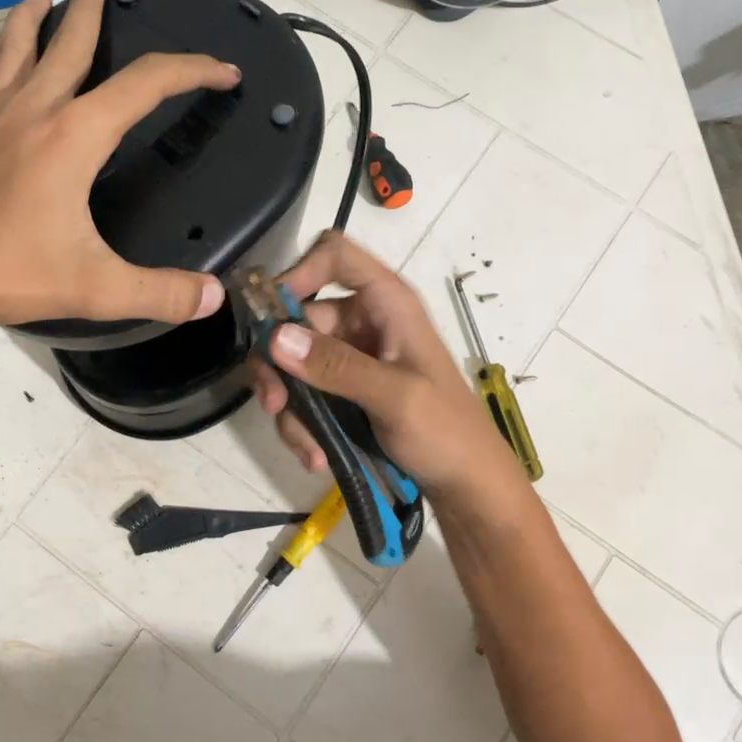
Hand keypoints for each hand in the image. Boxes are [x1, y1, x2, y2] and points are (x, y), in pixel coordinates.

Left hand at [0, 0, 237, 344]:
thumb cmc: (12, 274)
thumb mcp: (98, 289)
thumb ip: (161, 293)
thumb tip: (214, 298)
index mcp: (75, 136)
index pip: (147, 85)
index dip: (193, 70)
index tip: (224, 71)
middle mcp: (32, 112)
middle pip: (70, 45)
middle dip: (93, 10)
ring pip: (11, 54)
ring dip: (27, 23)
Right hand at [250, 232, 521, 495]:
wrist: (468, 486)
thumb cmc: (447, 432)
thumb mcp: (396, 398)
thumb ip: (337, 366)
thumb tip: (275, 337)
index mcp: (387, 303)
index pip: (334, 255)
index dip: (297, 273)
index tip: (273, 320)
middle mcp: (362, 322)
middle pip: (297, 318)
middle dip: (279, 365)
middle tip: (274, 404)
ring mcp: (349, 358)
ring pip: (291, 364)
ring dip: (292, 408)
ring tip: (310, 449)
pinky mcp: (340, 392)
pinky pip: (302, 397)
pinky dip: (303, 428)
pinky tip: (318, 457)